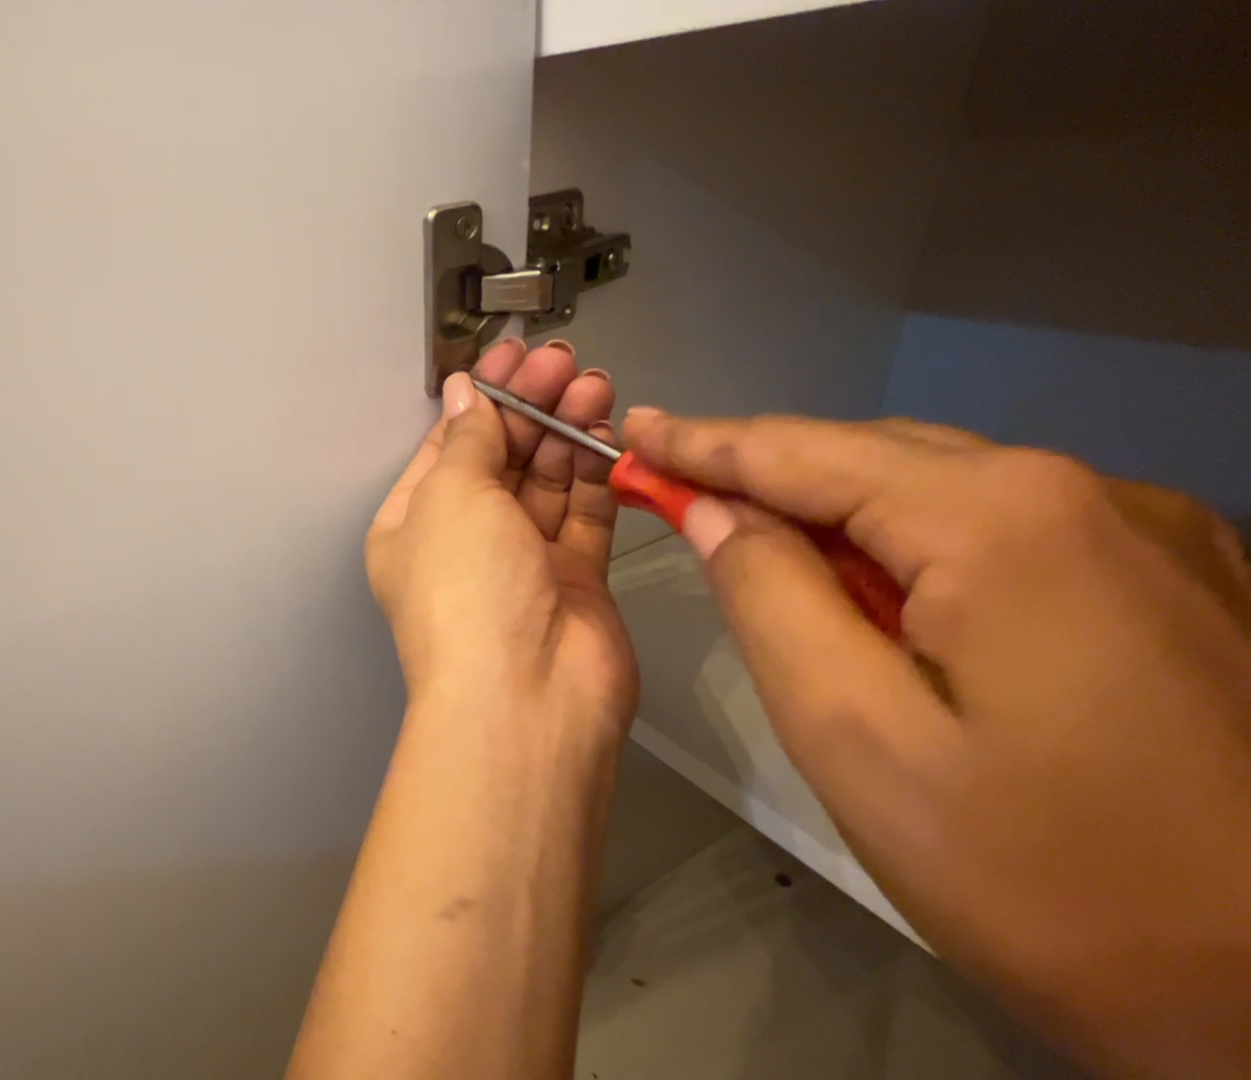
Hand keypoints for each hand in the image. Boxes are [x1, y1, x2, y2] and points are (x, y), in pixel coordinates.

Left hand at [366, 340, 636, 758]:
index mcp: (412, 525)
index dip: (480, 396)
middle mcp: (464, 542)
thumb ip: (467, 440)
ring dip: (567, 430)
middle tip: (564, 361)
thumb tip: (463, 391)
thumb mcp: (450, 498)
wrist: (527, 698)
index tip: (514, 352)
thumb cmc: (466, 588)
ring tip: (594, 382)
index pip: (447, 446)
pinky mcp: (576, 577)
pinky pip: (586, 513)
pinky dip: (598, 472)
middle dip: (530, 406)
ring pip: (547, 481)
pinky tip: (610, 430)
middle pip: (500, 458)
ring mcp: (521, 562)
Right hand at [623, 410, 1250, 1078]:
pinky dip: (913, 538)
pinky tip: (878, 589)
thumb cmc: (1039, 878)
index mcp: (1001, 524)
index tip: (631, 431)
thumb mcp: (853, 736)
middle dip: (763, 468)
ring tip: (753, 538)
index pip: (806, 455)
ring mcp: (1154, 537)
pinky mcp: (1184, 586)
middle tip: (668, 483)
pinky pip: (1008, 529)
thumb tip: (715, 513)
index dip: (704, 444)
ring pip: (943, 488)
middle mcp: (1090, 498)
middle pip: (876, 455)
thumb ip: (770, 598)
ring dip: (834, 506)